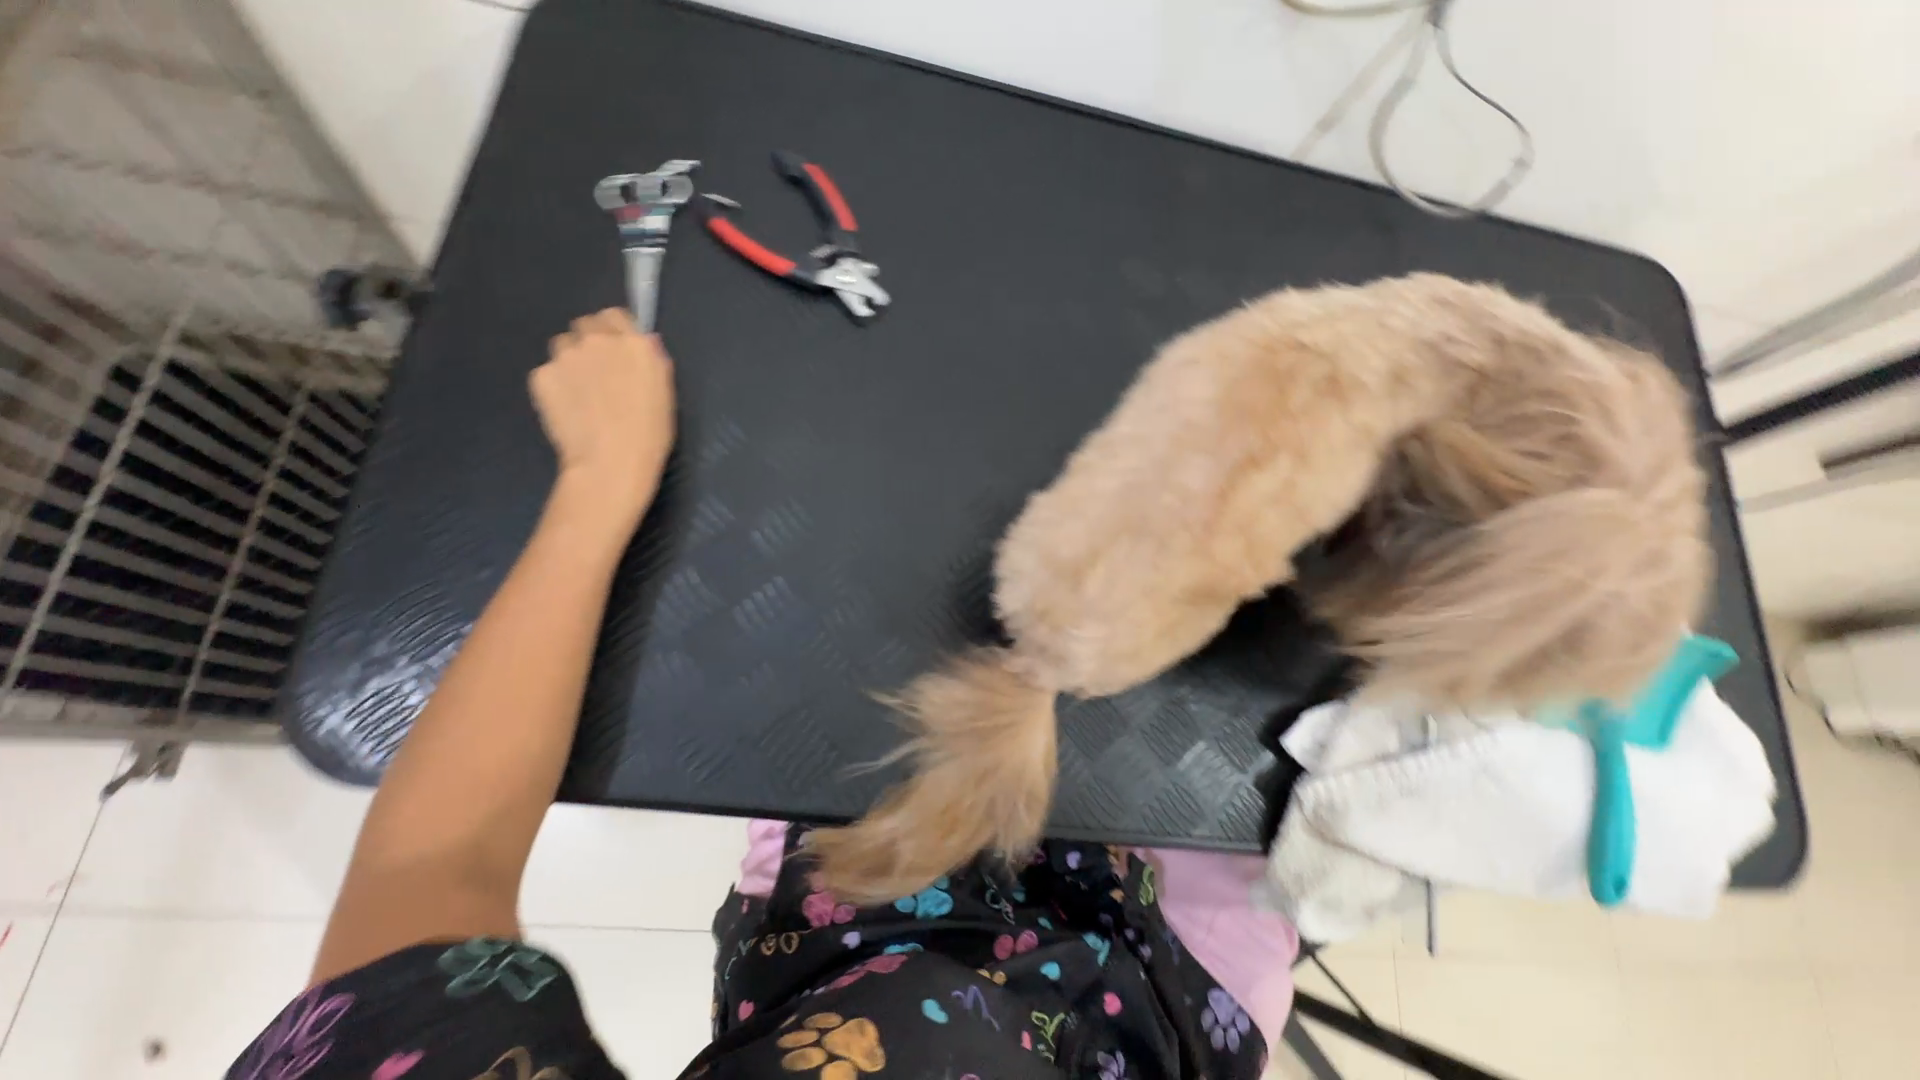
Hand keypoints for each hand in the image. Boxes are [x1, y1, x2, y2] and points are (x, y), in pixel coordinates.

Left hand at [530, 309, 674, 529]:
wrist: (610, 464)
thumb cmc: (649, 436)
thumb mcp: (665, 395)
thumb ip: (653, 361)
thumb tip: (645, 341)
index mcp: (634, 343)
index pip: (615, 315)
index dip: (615, 332)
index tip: (617, 353)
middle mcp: (598, 341)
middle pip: (585, 324)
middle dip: (589, 343)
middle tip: (597, 374)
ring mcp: (565, 356)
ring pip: (562, 345)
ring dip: (570, 360)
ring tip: (580, 393)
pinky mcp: (541, 376)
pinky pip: (547, 371)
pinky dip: (555, 385)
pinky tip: (566, 409)